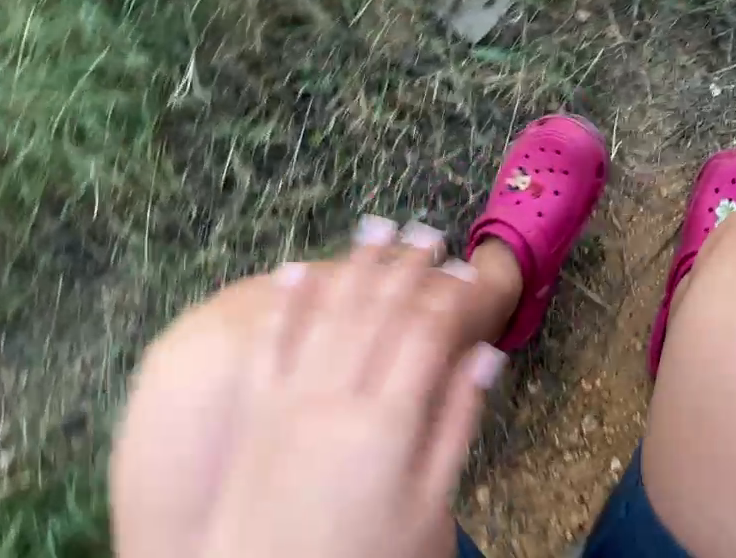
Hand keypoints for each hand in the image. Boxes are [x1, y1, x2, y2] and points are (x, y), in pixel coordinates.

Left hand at [199, 217, 504, 557]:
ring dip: (355, 264)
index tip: (469, 272)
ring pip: (328, 312)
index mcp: (388, 421)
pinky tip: (297, 269)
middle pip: (378, 310)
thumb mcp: (427, 510)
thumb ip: (456, 426)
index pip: (426, 332)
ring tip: (378, 225)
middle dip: (406, 265)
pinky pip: (267, 342)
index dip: (451, 296)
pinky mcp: (251, 411)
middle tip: (429, 233)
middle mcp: (337, 396)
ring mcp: (288, 399)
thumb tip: (484, 357)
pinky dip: (285, 301)